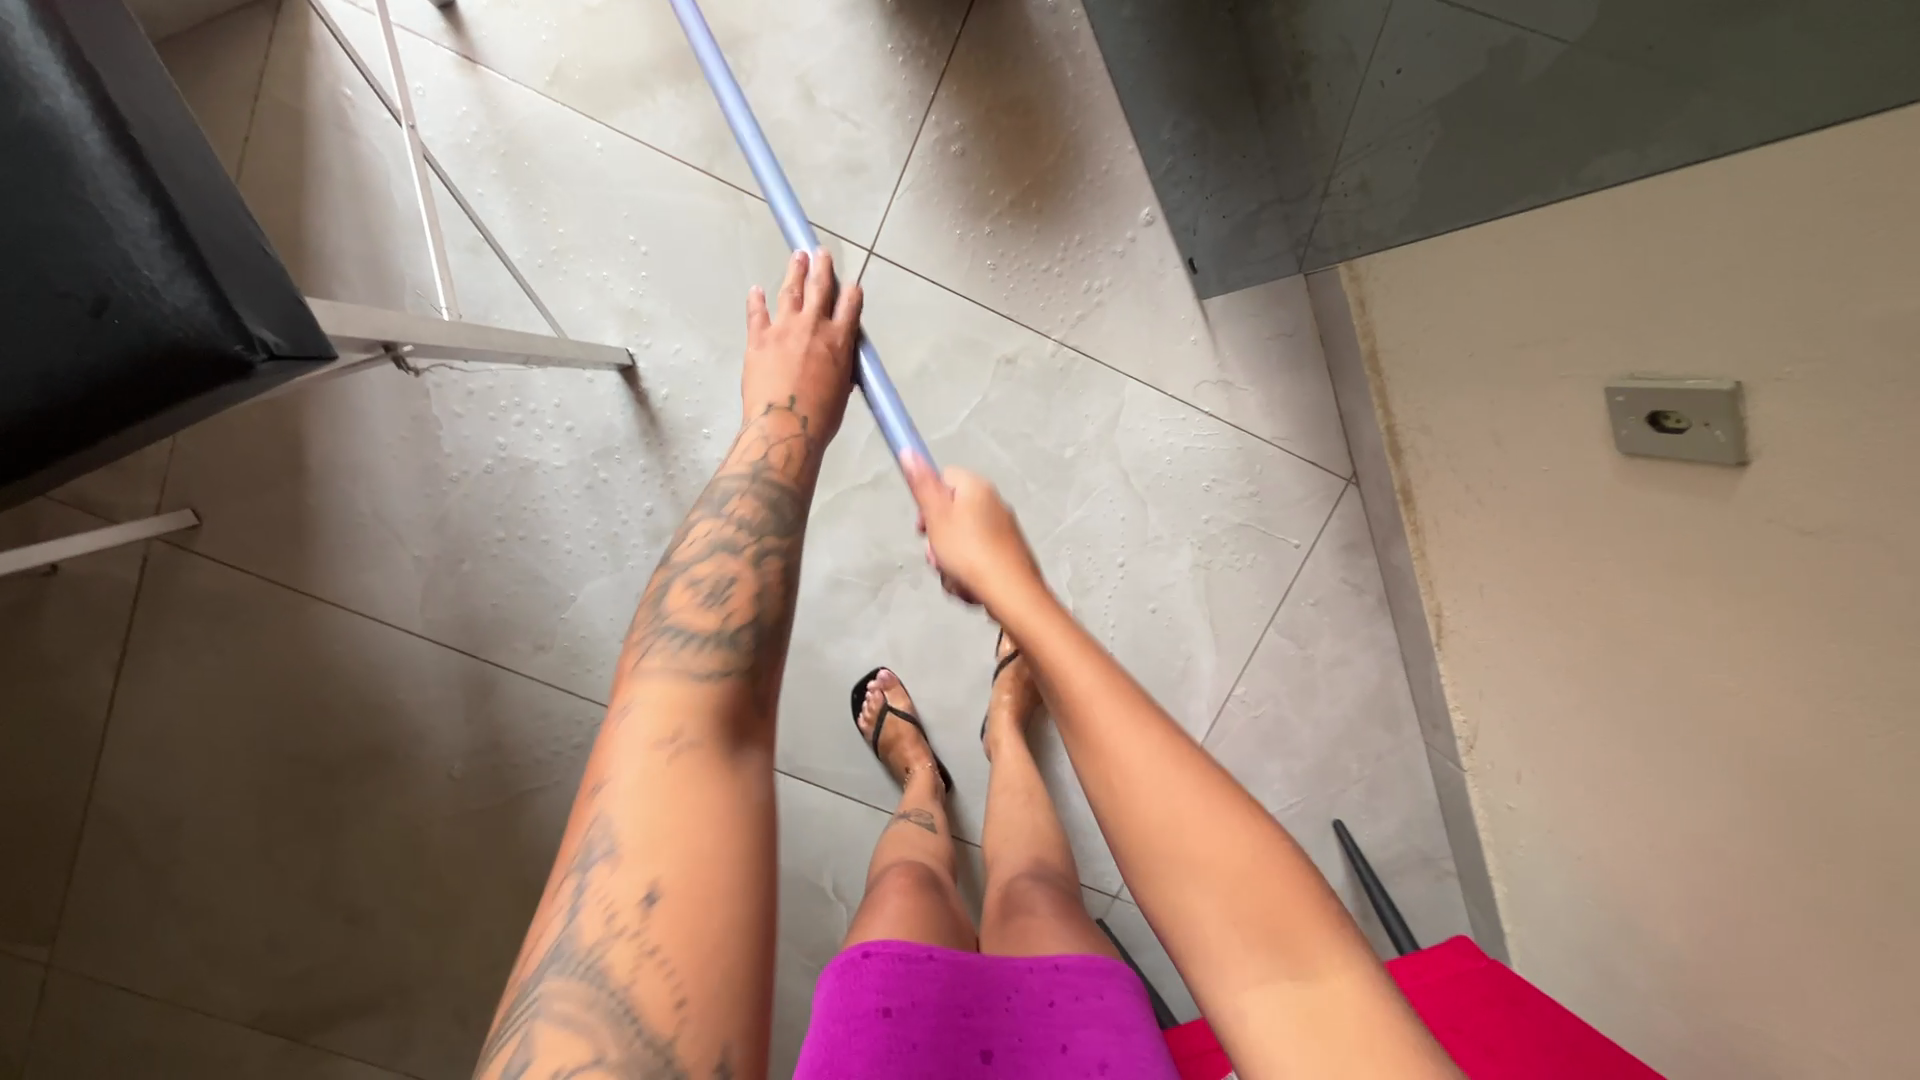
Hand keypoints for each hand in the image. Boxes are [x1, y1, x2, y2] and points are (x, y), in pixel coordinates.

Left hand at [743, 249, 862, 445]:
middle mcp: (813, 326)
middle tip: (821, 252)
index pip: (850, 306)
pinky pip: (757, 312)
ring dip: (794, 272)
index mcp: (839, 341)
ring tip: (797, 256)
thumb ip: (841, 369)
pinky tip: (756, 289)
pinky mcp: (758, 338)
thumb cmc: (821, 417)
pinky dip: (756, 299)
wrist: (785, 425)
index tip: (851, 284)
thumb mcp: (842, 391)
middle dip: (822, 268)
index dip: (851, 293)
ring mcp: (783, 328)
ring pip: (790, 291)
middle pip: (819, 288)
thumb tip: (839, 365)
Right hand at [900, 452, 1044, 608]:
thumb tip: (908, 450)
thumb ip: (922, 485)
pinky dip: (967, 573)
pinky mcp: (1008, 554)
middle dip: (938, 539)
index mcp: (977, 488)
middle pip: (951, 514)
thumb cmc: (969, 553)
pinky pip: (976, 559)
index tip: (923, 525)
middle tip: (937, 555)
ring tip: (954, 575)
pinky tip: (968, 586)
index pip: (945, 479)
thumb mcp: (936, 517)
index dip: (928, 501)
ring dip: (950, 561)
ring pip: (961, 542)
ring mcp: (1003, 530)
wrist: (1010, 592)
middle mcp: (993, 503)